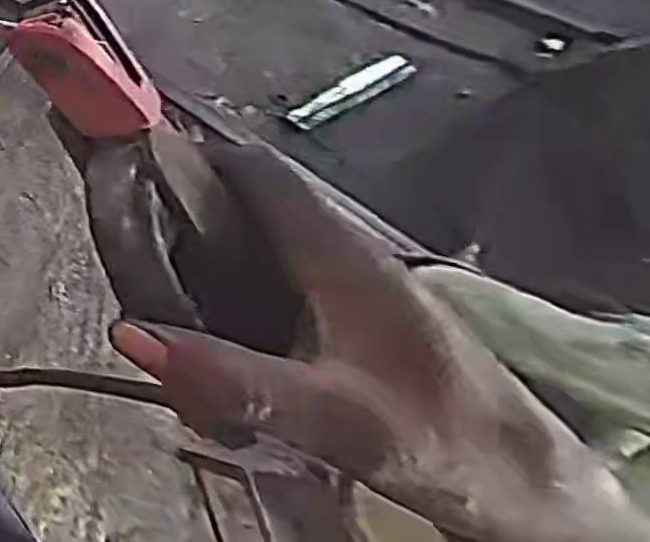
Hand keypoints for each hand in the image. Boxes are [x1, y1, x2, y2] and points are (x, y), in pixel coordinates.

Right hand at [109, 145, 649, 541]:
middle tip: (111, 213)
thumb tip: (126, 333)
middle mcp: (331, 249)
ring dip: (185, 233)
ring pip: (241, 228)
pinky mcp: (330, 305)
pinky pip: (252, 264)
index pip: (251, 166)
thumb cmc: (452, 446)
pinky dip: (208, 267)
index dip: (187, 149)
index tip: (123, 156)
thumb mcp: (342, 421)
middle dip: (169, 194)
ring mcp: (332, 277)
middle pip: (235, 193)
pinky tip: (186, 303)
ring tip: (133, 258)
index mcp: (338, 251)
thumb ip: (236, 380)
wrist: (537, 500)